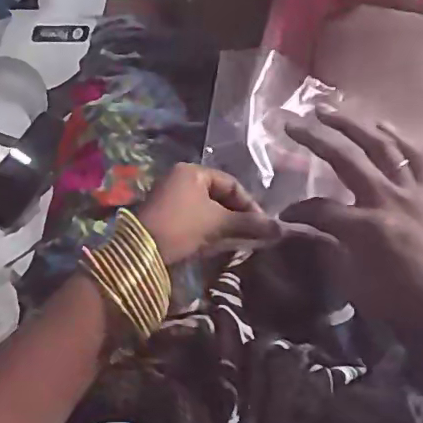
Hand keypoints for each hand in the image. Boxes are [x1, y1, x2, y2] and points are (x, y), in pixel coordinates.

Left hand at [134, 164, 281, 264]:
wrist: (141, 250)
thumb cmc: (181, 227)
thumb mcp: (218, 223)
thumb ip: (250, 223)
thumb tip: (282, 229)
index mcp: (192, 171)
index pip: (231, 183)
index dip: (250, 204)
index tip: (262, 224)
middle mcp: (179, 179)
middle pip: (219, 196)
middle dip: (237, 216)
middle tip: (253, 234)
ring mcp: (169, 198)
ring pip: (207, 210)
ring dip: (224, 225)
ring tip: (239, 242)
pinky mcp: (164, 216)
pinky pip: (194, 219)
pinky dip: (208, 230)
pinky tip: (218, 245)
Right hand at [282, 110, 422, 350]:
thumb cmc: (405, 303)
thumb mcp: (356, 285)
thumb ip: (330, 252)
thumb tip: (309, 232)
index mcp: (365, 227)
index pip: (319, 209)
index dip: (296, 212)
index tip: (282, 217)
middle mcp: (387, 199)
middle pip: (345, 159)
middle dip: (314, 139)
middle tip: (290, 124)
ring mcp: (412, 192)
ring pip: (380, 147)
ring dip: (352, 125)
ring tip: (327, 111)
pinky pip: (414, 158)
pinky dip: (397, 139)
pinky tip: (380, 127)